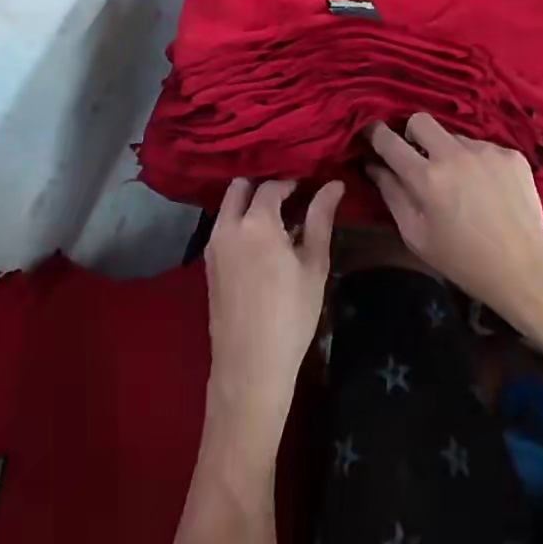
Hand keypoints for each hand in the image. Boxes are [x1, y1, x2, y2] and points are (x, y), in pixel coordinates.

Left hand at [204, 179, 344, 431]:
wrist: (251, 363)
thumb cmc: (292, 313)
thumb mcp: (314, 264)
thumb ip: (320, 218)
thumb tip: (334, 184)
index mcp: (256, 223)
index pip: (272, 185)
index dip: (292, 180)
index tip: (311, 181)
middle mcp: (227, 227)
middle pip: (240, 186)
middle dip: (264, 182)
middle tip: (292, 191)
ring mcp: (213, 245)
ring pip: (228, 206)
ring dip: (250, 200)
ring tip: (280, 212)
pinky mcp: (209, 263)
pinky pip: (223, 226)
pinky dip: (240, 219)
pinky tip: (263, 235)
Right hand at [365, 114, 542, 326]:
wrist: (521, 267)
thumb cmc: (461, 259)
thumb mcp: (416, 234)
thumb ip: (392, 194)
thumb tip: (374, 166)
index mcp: (426, 177)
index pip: (390, 140)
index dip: (376, 134)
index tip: (373, 134)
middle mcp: (455, 154)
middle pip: (421, 121)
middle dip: (412, 134)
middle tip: (418, 158)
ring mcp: (486, 151)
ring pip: (455, 137)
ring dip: (449, 153)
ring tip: (462, 184)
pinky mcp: (511, 155)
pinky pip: (483, 149)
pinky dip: (478, 163)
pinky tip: (488, 189)